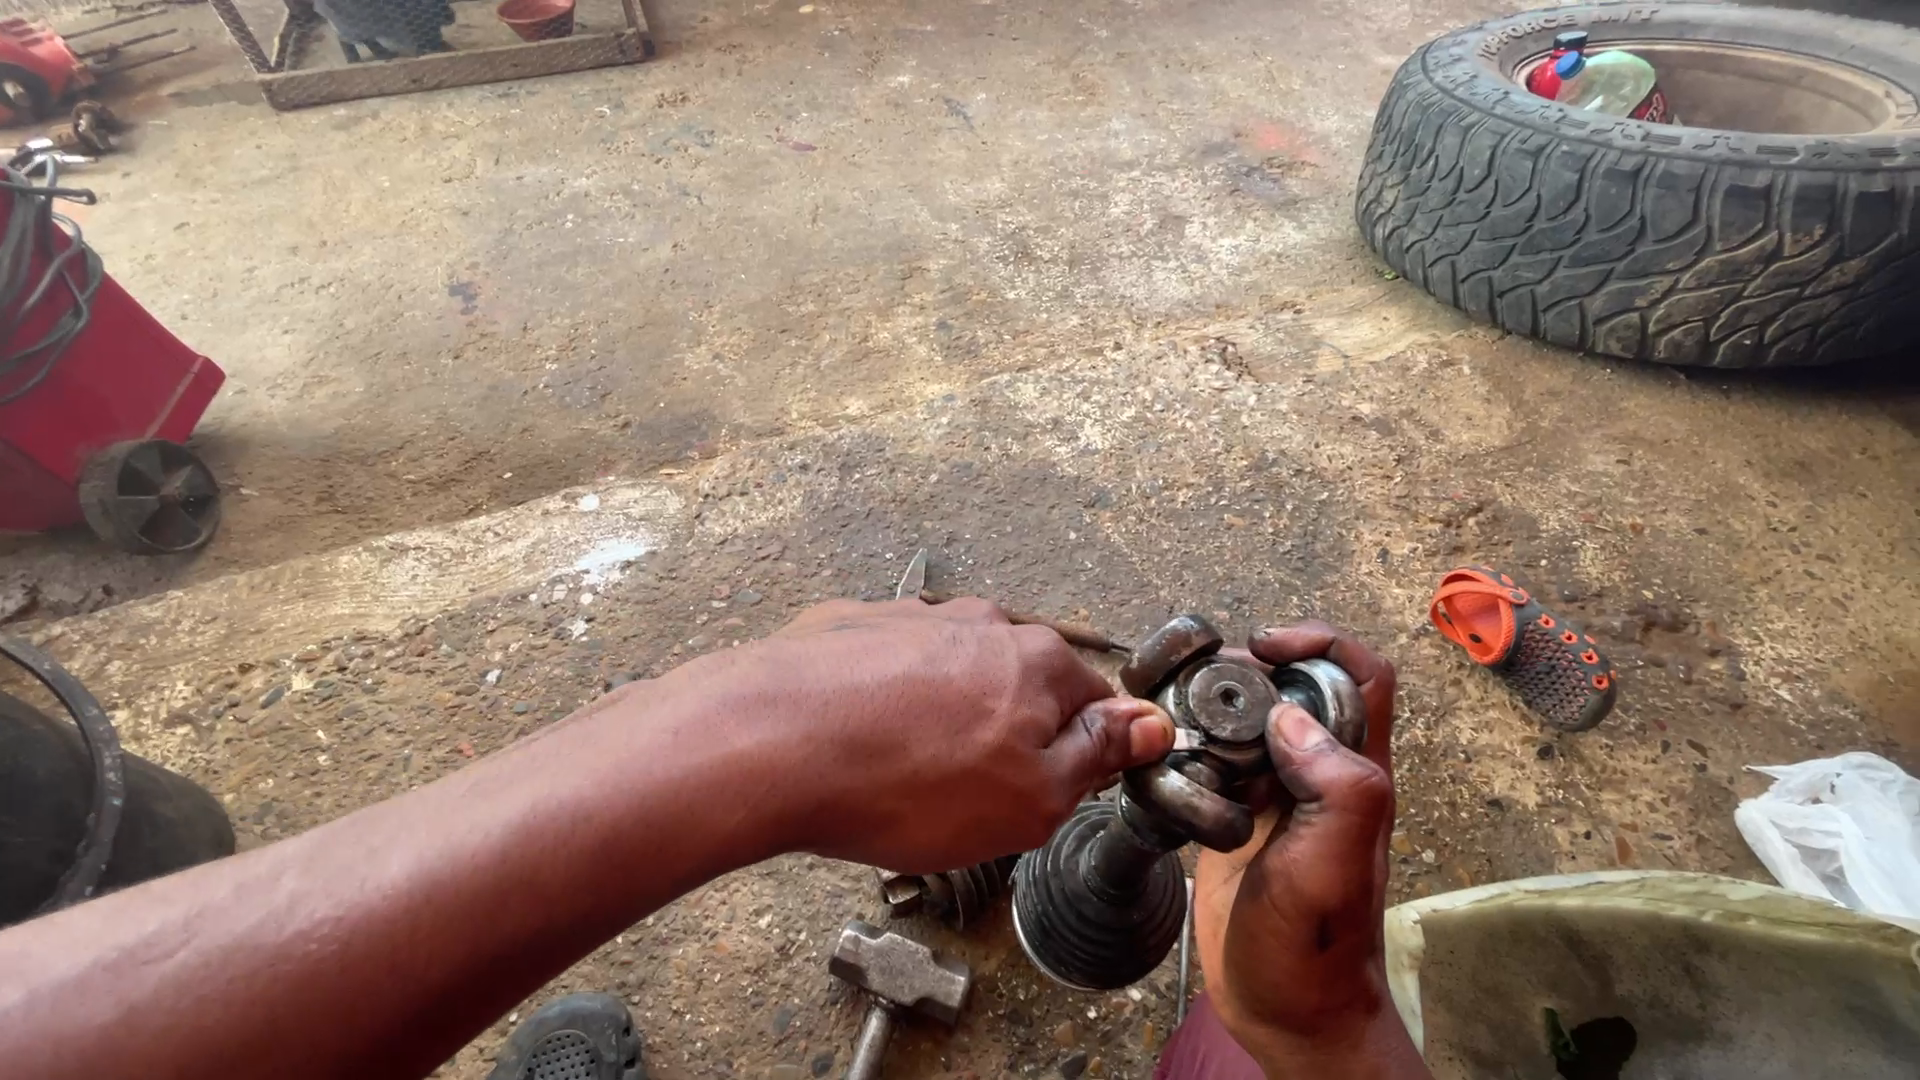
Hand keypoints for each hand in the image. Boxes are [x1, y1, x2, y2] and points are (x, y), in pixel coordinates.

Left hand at [656, 597, 1174, 873]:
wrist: (771, 738)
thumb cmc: (908, 781)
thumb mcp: (1031, 799)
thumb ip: (1097, 756)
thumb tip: (1147, 723)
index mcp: (1035, 659)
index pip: (1091, 703)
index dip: (1077, 753)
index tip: (1045, 790)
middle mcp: (979, 621)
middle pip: (1017, 684)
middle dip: (1005, 735)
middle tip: (967, 793)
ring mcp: (910, 616)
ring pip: (951, 675)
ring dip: (943, 717)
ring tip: (902, 772)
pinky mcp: (851, 625)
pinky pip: (888, 668)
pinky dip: (885, 701)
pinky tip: (855, 738)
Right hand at [1194, 622, 1427, 1075]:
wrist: (1283, 1008)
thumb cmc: (1313, 948)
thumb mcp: (1333, 872)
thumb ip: (1336, 790)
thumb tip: (1287, 716)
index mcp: (1354, 771)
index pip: (1359, 673)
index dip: (1318, 641)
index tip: (1263, 648)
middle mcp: (1314, 767)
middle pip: (1290, 682)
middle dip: (1246, 669)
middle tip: (1199, 685)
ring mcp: (1272, 788)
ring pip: (1247, 714)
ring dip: (1210, 702)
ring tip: (1172, 712)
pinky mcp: (1232, 808)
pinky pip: (1212, 752)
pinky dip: (1186, 739)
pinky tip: (1160, 750)